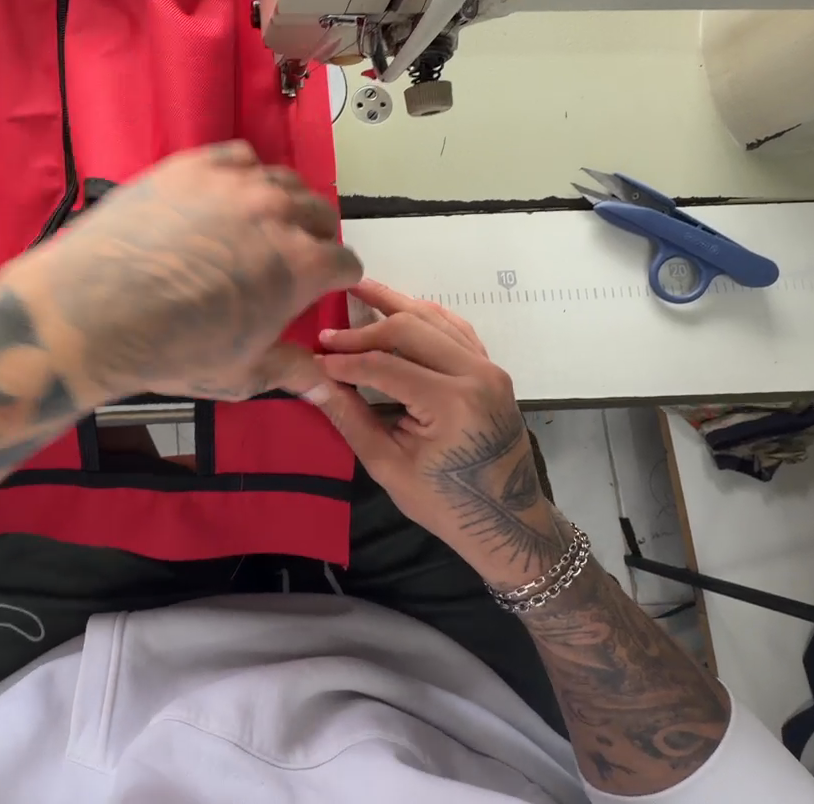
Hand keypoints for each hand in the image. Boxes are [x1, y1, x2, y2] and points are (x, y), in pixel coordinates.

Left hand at [24, 141, 362, 401]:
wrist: (92, 310)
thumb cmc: (168, 348)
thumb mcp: (239, 373)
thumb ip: (291, 372)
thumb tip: (323, 385)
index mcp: (301, 265)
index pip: (344, 262)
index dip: (336, 278)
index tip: (323, 284)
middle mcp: (276, 213)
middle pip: (318, 214)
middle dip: (313, 237)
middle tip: (288, 257)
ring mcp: (233, 183)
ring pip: (281, 182)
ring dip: (282, 203)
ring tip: (259, 225)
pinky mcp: (192, 166)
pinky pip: (237, 158)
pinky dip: (242, 175)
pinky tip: (225, 196)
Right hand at [305, 279, 568, 588]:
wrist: (507, 523)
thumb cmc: (444, 503)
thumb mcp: (387, 465)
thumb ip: (348, 416)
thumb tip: (306, 380)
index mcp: (451, 404)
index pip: (383, 365)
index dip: (343, 359)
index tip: (312, 358)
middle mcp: (476, 375)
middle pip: (410, 329)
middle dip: (364, 327)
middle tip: (328, 329)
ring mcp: (489, 369)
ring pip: (434, 319)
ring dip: (395, 305)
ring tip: (359, 289)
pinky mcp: (491, 370)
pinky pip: (456, 329)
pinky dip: (425, 315)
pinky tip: (401, 308)